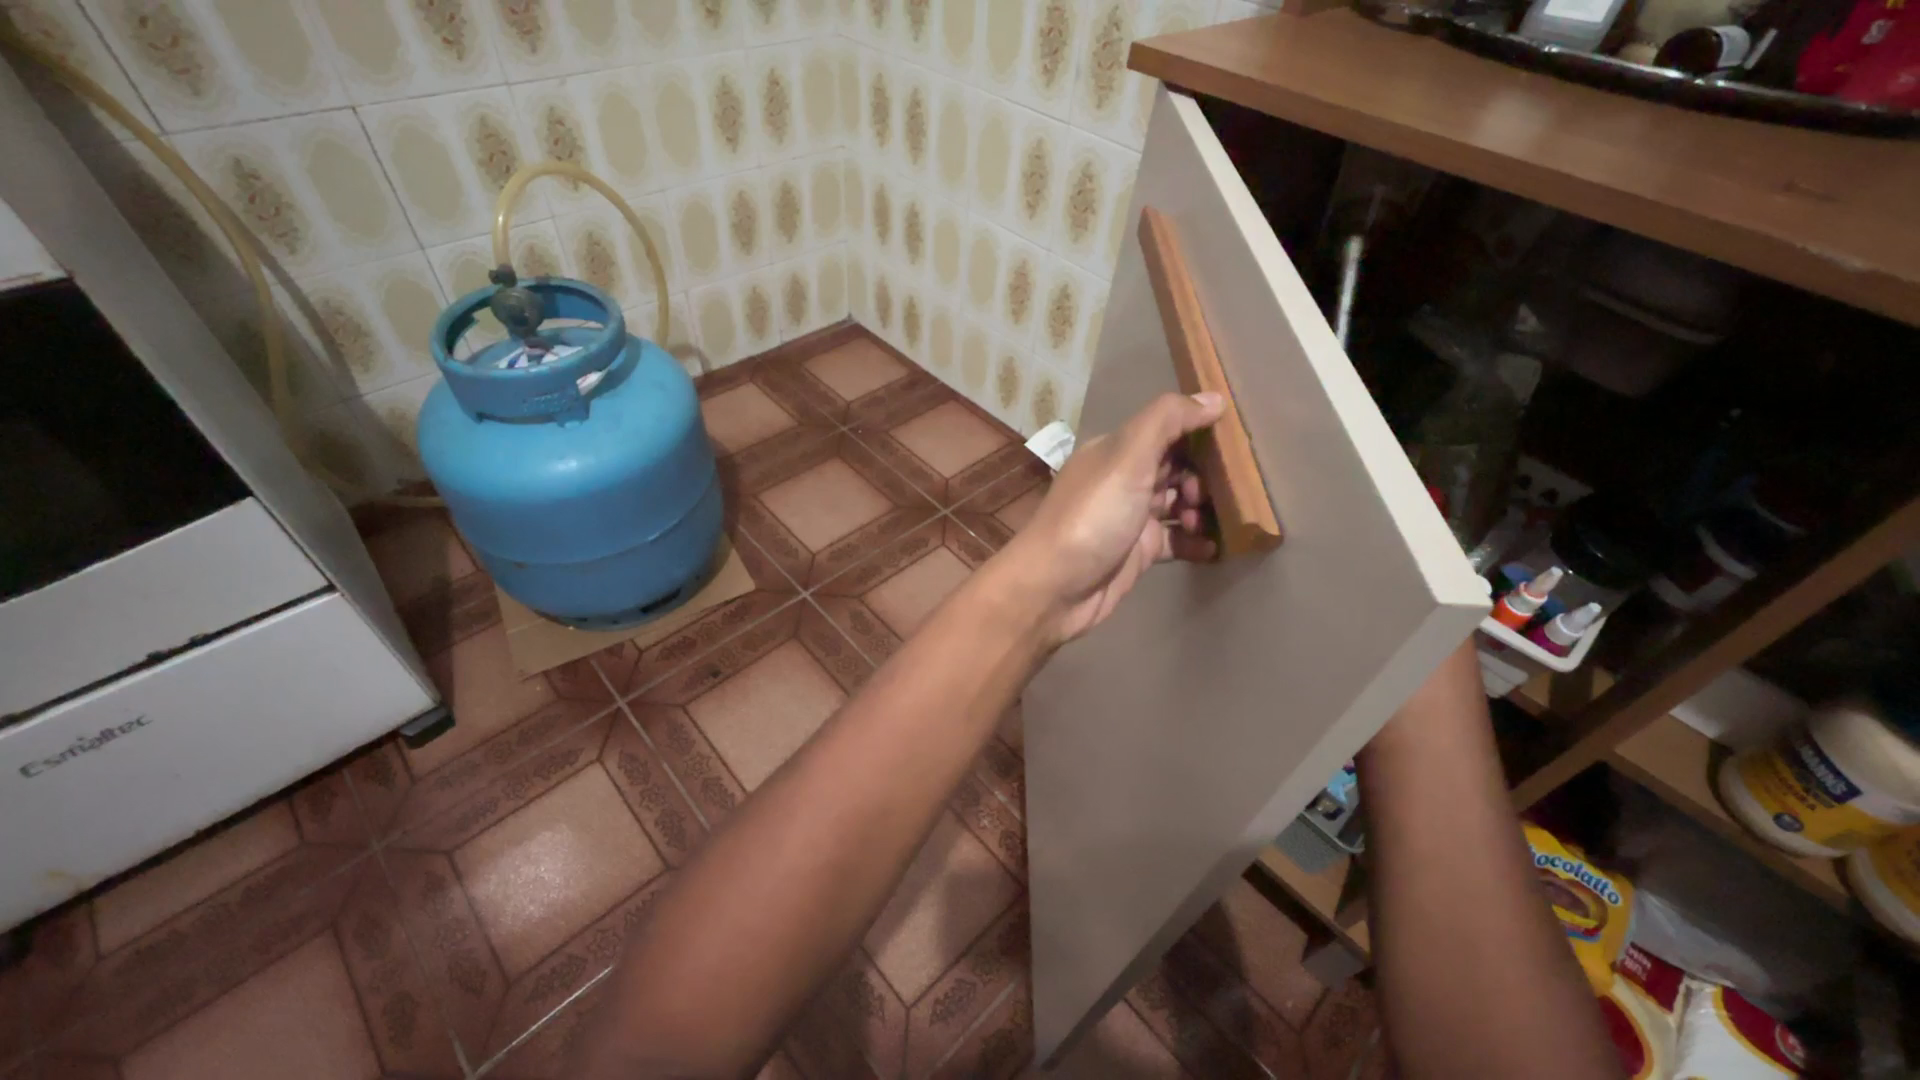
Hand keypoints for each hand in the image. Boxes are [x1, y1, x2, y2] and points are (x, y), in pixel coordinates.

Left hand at [998, 392, 1225, 643]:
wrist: (1055, 587)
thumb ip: (1168, 421)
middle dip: (1205, 475)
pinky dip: (1196, 542)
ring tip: (1207, 520)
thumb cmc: (1093, 515)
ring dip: (1203, 509)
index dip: (1198, 432)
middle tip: (1221, 491)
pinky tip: (1215, 547)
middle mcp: (1123, 480)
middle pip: (1176, 467)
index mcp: (1116, 450)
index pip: (1166, 429)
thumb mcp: (1128, 457)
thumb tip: (1214, 399)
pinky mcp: (1137, 553)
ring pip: (1179, 504)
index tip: (1234, 442)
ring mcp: (1130, 518)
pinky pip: (1176, 541)